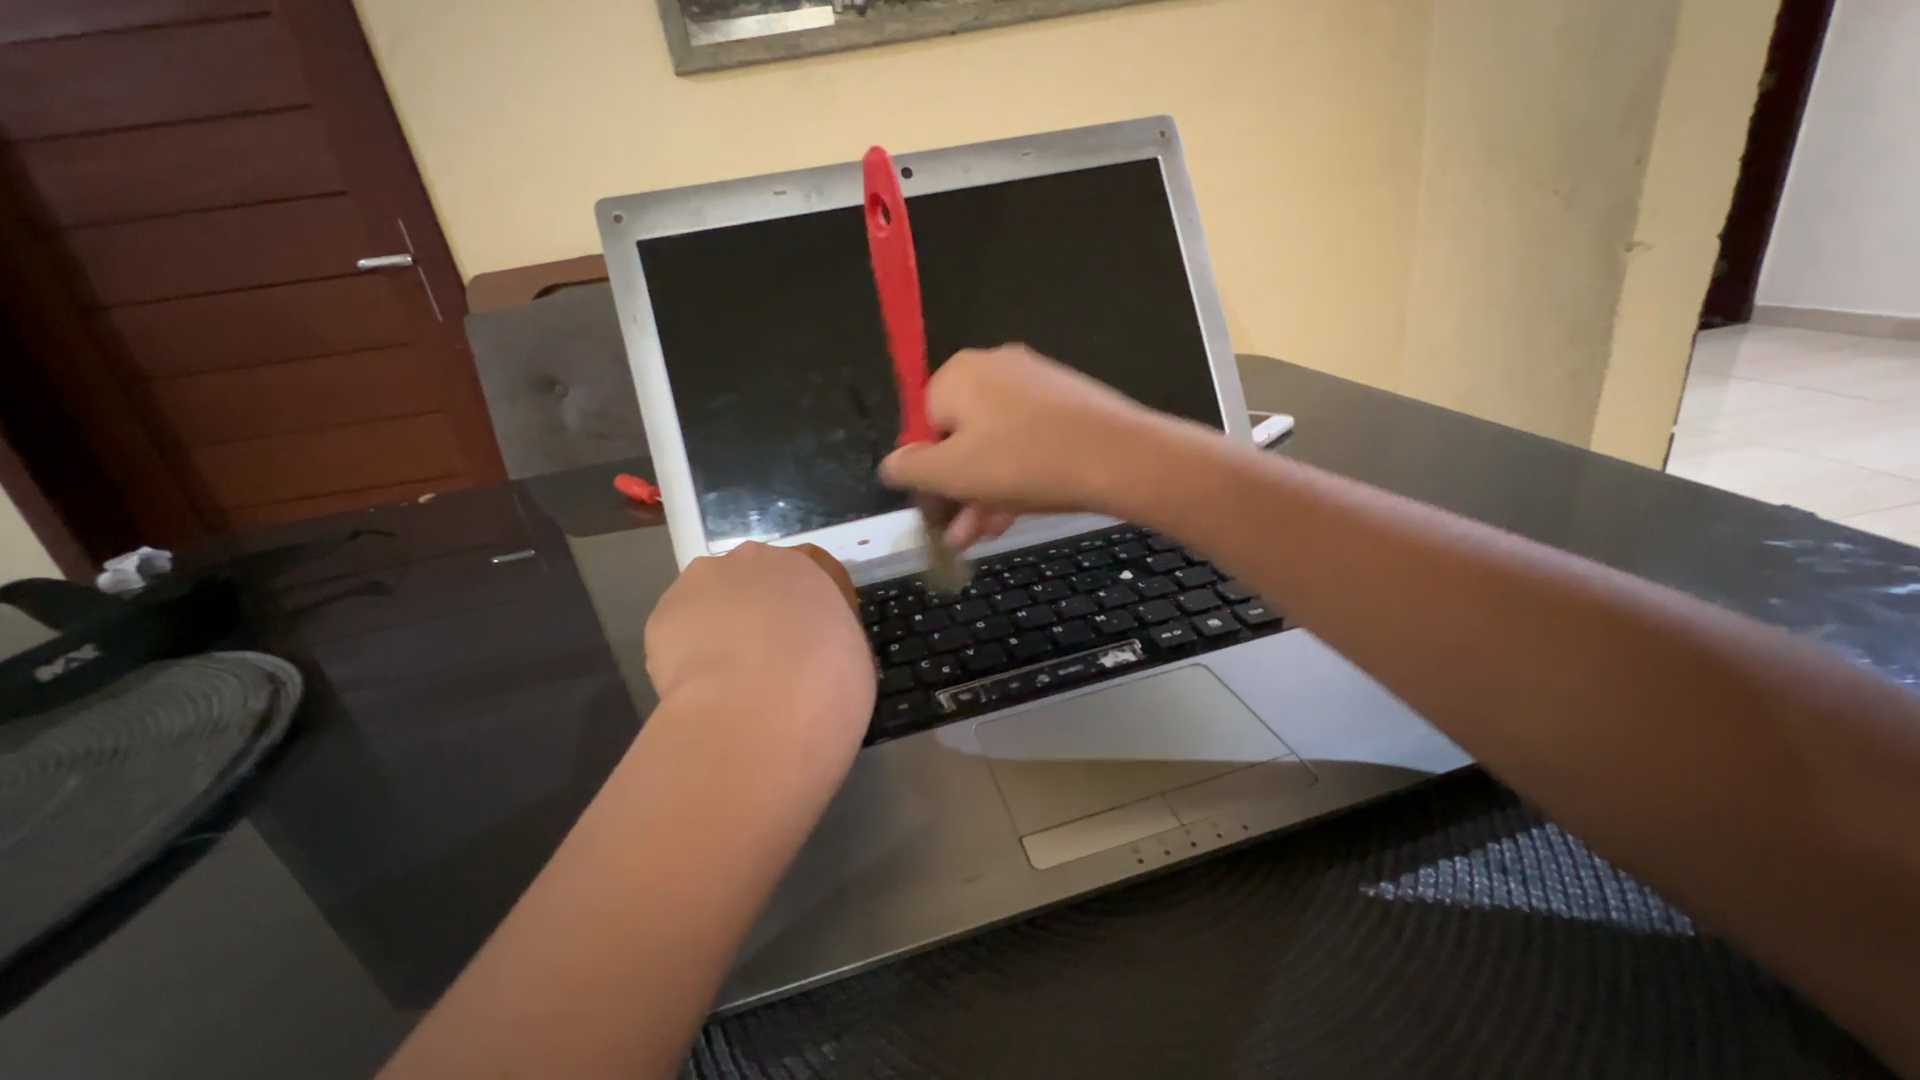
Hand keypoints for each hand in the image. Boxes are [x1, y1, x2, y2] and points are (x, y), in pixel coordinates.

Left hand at [644, 543, 873, 750]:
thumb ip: (828, 640)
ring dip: (716, 627)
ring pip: (709, 601)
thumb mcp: (851, 658)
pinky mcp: (664, 612)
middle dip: (755, 612)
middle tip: (763, 660)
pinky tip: (699, 688)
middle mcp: (754, 560)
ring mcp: (703, 581)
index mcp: (807, 566)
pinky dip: (685, 654)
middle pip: (752, 580)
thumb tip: (812, 653)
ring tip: (725, 678)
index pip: (805, 575)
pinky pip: (678, 631)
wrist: (761, 710)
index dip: (801, 612)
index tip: (803, 645)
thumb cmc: (827, 685)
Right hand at [879, 345, 1182, 548]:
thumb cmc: (1023, 462)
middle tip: (959, 534)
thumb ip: (910, 470)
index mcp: (958, 374)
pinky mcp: (1067, 402)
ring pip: (995, 445)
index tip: (936, 508)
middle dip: (957, 491)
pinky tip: (1016, 513)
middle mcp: (994, 367)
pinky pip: (1027, 441)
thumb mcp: (952, 474)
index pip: (922, 423)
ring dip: (984, 493)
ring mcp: (1035, 383)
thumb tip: (891, 465)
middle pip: (960, 436)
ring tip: (985, 535)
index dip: (926, 471)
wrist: (1119, 457)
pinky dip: (1017, 476)